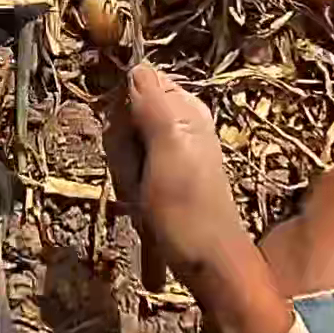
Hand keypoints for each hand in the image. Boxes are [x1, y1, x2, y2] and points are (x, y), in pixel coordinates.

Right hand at [112, 62, 292, 332]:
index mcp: (185, 108)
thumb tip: (136, 65)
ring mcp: (172, 148)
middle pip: (127, 112)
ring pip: (125, 141)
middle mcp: (180, 121)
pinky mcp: (165, 172)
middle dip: (122, 144)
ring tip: (141, 194)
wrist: (211, 266)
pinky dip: (131, 184)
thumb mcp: (168, 149)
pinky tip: (141, 203)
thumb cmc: (189, 209)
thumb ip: (153, 103)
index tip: (127, 135)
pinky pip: (133, 164)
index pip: (139, 80)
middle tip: (138, 174)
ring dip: (125, 169)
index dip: (123, 106)